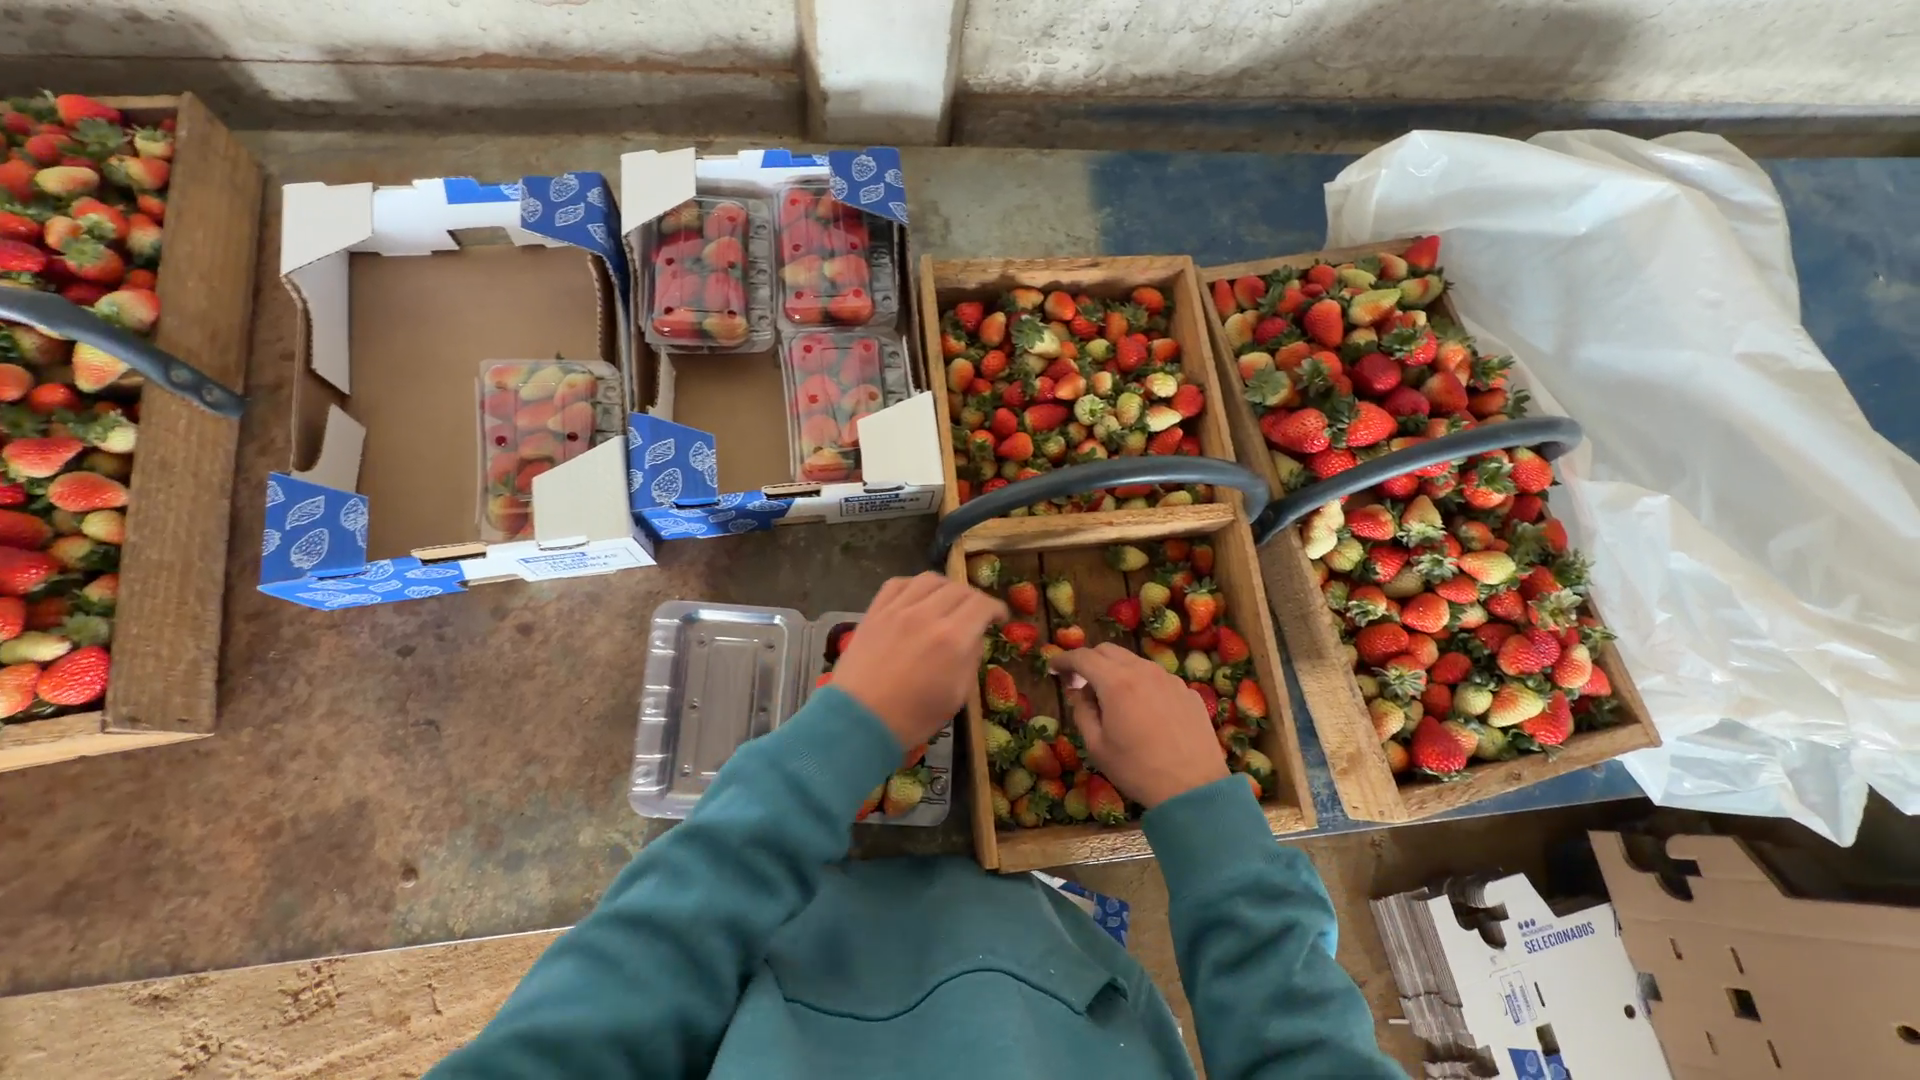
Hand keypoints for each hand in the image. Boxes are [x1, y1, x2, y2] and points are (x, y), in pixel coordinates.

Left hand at [834, 573, 1007, 748]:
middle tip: (975, 613)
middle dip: (974, 599)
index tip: (999, 618)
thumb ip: (970, 660)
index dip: (996, 608)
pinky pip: (898, 584)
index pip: (982, 605)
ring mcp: (897, 610)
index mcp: (952, 638)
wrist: (857, 721)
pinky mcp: (874, 612)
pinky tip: (917, 597)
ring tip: (947, 602)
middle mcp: (926, 615)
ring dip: (946, 588)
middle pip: (958, 589)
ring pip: (929, 580)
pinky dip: (914, 585)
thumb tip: (973, 638)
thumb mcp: (956, 697)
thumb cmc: (912, 718)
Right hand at [1050, 644, 1226, 808]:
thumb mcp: (1097, 746)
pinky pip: (1157, 679)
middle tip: (1079, 684)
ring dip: (1116, 671)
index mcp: (1116, 682)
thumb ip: (1082, 712)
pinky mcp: (1188, 692)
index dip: (1064, 659)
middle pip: (1109, 651)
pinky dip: (1141, 685)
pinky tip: (1143, 712)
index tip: (1054, 668)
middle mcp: (1144, 671)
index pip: (1083, 657)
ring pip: (1135, 662)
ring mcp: (1170, 679)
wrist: (1194, 788)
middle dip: (1089, 661)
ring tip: (1112, 699)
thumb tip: (1079, 693)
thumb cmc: (1137, 770)